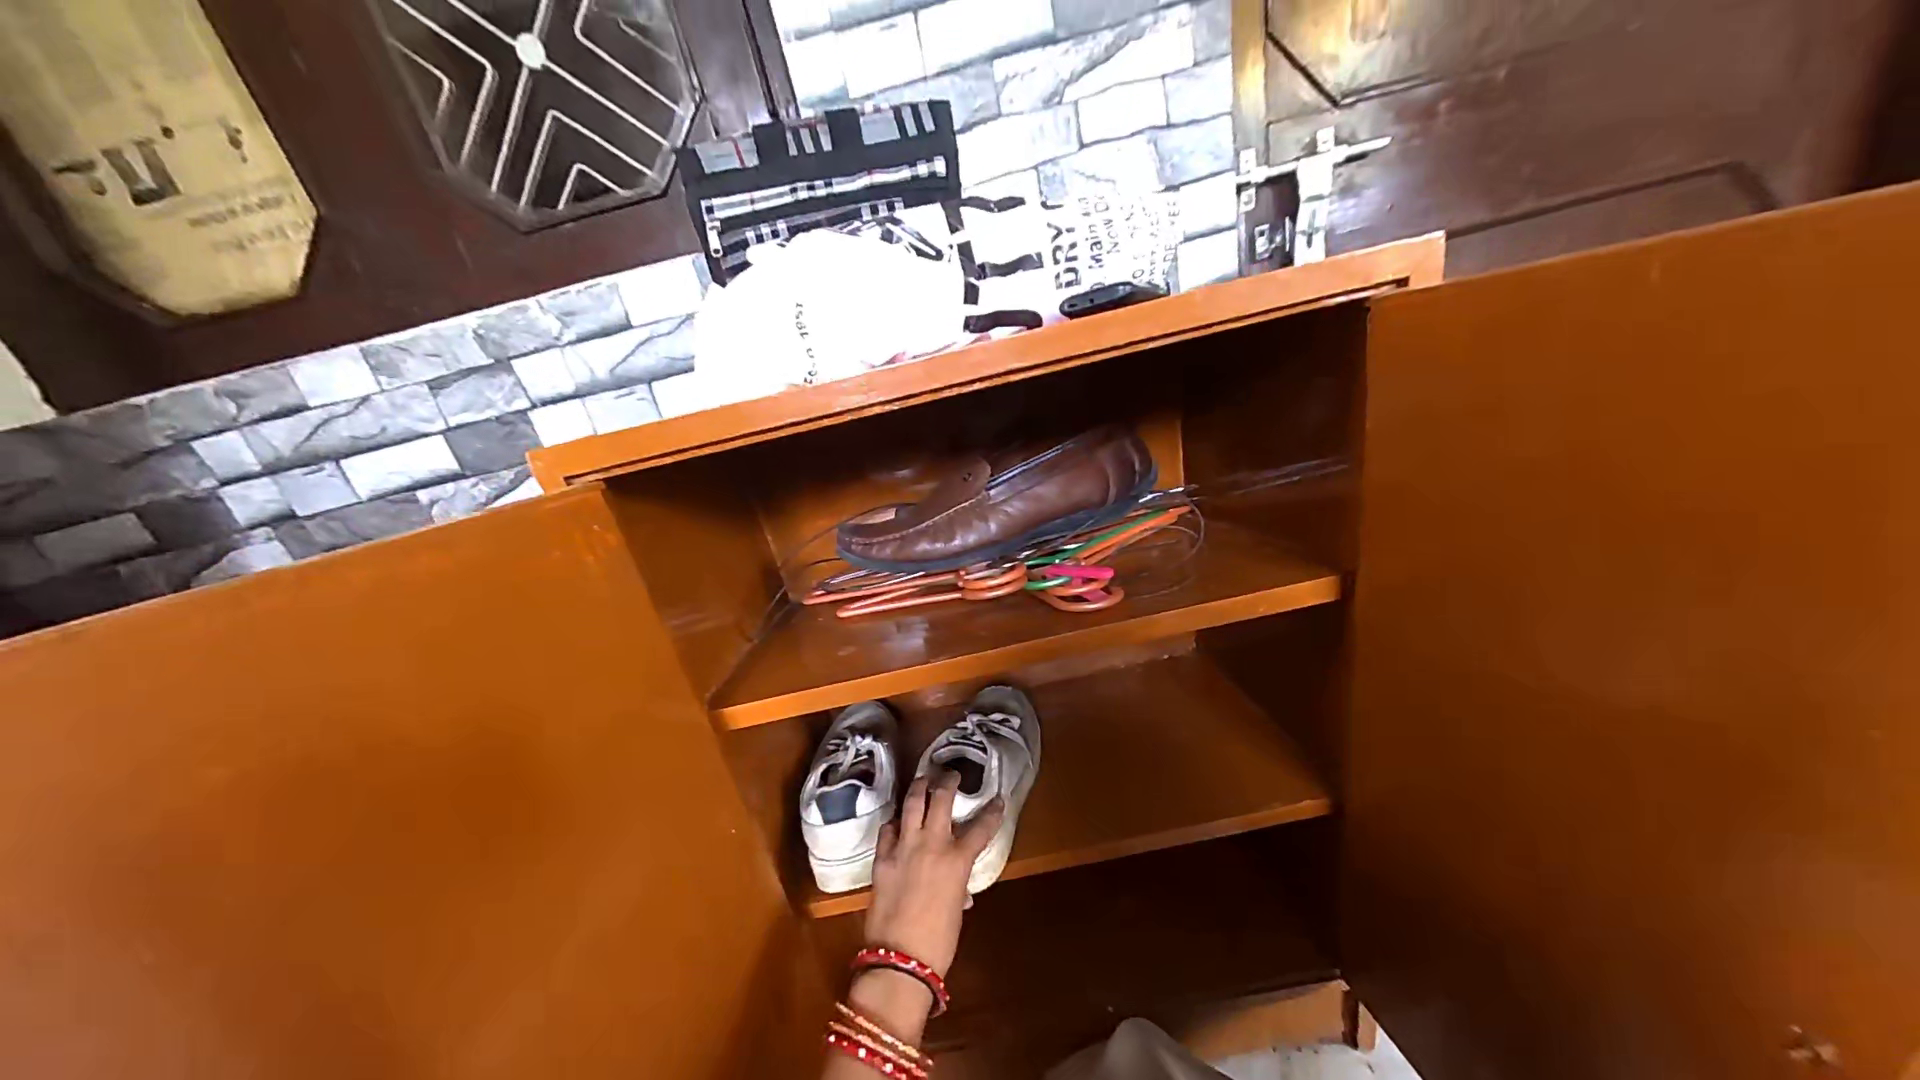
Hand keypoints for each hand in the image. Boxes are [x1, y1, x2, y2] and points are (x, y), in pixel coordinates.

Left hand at [863, 771, 1003, 976]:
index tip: (997, 799)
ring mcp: (903, 847)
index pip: (981, 827)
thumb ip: (958, 888)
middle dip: (949, 781)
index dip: (992, 811)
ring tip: (924, 779)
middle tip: (951, 774)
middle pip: (941, 799)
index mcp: (957, 860)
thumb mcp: (956, 910)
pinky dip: (896, 821)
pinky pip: (889, 828)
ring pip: (912, 803)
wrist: (899, 959)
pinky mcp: (881, 857)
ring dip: (919, 788)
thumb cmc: (939, 941)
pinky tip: (898, 821)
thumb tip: (959, 888)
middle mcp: (931, 844)